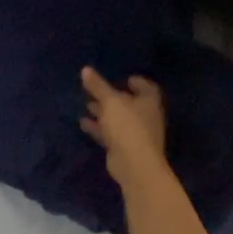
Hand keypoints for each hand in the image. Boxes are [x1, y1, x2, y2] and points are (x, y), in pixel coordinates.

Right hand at [81, 66, 167, 186]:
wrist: (134, 164)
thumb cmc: (127, 126)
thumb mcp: (110, 101)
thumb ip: (98, 86)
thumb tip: (86, 69)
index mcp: (149, 102)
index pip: (147, 88)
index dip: (137, 82)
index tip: (126, 78)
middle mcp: (146, 117)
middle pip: (130, 103)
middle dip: (114, 97)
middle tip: (98, 90)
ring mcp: (136, 134)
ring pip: (118, 119)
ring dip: (104, 112)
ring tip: (87, 104)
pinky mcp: (125, 148)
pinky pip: (111, 133)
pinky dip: (99, 127)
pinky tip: (83, 122)